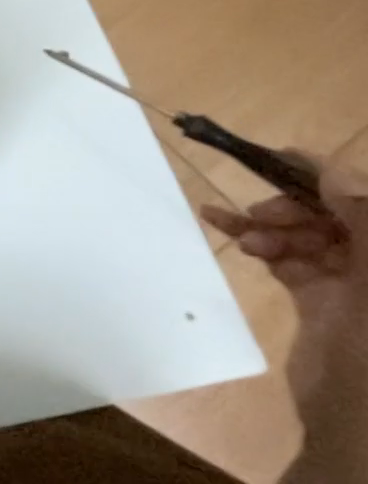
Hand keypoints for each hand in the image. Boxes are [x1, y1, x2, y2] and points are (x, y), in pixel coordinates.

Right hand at [203, 160, 367, 476]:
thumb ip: (364, 225)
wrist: (361, 421)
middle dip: (296, 208)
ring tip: (241, 235)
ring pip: (311, 234)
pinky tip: (226, 231)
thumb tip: (333, 171)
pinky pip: (290, 257)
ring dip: (271, 227)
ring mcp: (360, 283)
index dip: (332, 178)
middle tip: (258, 213)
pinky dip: (260, 242)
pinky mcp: (326, 298)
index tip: (278, 158)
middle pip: (341, 216)